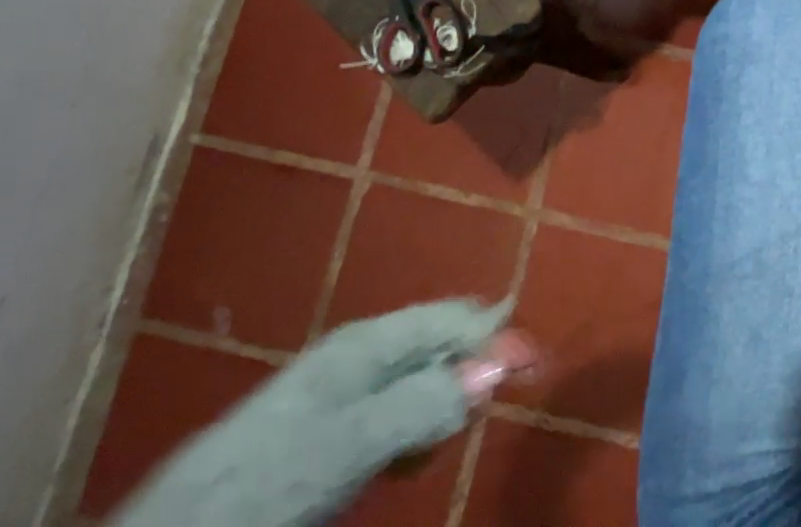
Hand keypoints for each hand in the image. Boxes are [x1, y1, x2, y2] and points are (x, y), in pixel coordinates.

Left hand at [113, 299, 524, 526]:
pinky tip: (403, 465)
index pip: (456, 317)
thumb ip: (424, 403)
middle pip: (444, 348)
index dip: (501, 337)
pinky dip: (416, 436)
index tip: (537, 369)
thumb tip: (502, 364)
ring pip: (426, 386)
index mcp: (364, 344)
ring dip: (443, 412)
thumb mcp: (349, 444)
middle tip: (473, 424)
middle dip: (472, 376)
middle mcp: (360, 358)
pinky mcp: (336, 433)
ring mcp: (346, 395)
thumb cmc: (263, 483)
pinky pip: (401, 419)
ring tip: (429, 452)